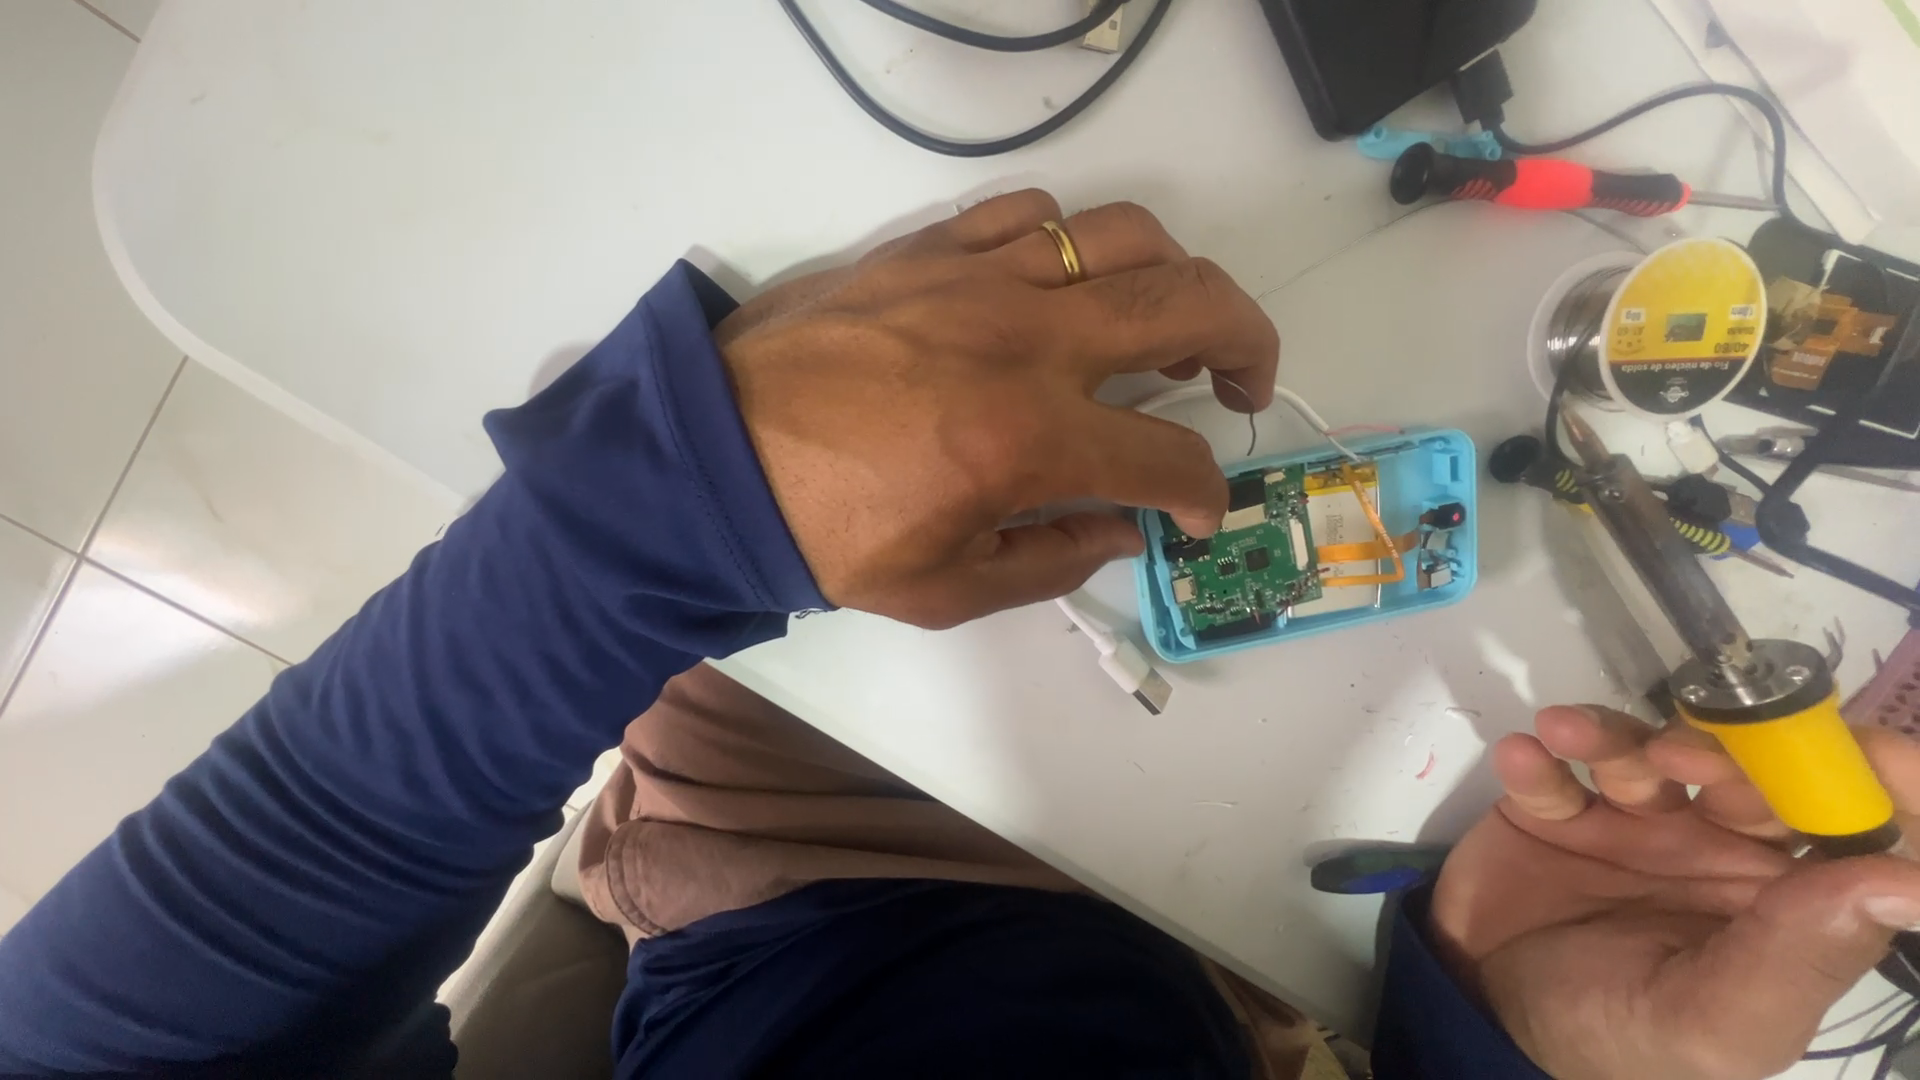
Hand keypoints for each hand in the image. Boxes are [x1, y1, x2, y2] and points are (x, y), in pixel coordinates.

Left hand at [715, 190, 1278, 628]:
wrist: (716, 458)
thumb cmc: (826, 532)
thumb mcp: (944, 588)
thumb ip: (1052, 561)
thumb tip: (1121, 528)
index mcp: (1027, 440)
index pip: (1166, 456)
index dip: (1203, 490)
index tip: (1197, 508)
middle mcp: (1023, 341)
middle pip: (1189, 304)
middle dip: (1248, 343)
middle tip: (1243, 381)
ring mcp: (977, 279)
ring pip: (1127, 235)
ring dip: (1176, 278)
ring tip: (1168, 324)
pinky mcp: (929, 249)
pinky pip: (1032, 212)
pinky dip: (1075, 242)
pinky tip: (1067, 285)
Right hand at [1433, 706, 1919, 1079]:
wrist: (1490, 1012)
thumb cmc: (1619, 1033)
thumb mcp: (1718, 1018)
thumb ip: (1798, 953)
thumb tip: (1907, 883)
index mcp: (1782, 900)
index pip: (1858, 833)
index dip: (1876, 785)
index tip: (1860, 751)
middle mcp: (1712, 846)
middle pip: (1739, 773)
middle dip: (1719, 747)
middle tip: (1673, 752)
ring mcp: (1623, 821)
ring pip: (1638, 752)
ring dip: (1609, 734)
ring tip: (1567, 734)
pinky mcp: (1546, 808)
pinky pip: (1548, 771)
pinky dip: (1535, 758)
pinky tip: (1521, 759)